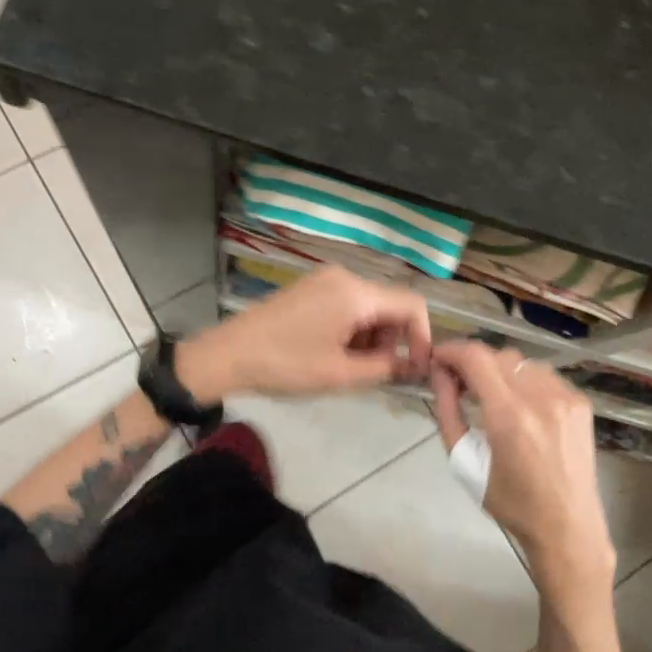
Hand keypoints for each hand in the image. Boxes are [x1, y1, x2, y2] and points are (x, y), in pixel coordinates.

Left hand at [175, 266, 432, 400]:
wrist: (228, 354)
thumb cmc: (286, 365)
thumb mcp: (341, 374)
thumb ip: (386, 369)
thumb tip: (419, 368)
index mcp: (355, 293)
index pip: (412, 305)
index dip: (423, 337)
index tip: (416, 368)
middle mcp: (344, 277)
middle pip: (390, 305)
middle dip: (392, 340)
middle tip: (372, 372)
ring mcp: (325, 279)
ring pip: (369, 307)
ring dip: (370, 338)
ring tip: (346, 365)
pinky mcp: (311, 288)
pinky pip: (348, 304)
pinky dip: (352, 329)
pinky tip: (331, 352)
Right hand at [429, 342, 614, 592]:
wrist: (567, 525)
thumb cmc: (511, 502)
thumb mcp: (465, 462)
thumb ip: (448, 412)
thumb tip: (439, 374)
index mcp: (509, 416)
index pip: (475, 358)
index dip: (451, 351)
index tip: (437, 359)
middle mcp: (541, 398)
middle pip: (497, 356)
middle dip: (472, 362)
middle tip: (457, 382)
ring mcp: (566, 398)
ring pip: (521, 362)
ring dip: (499, 370)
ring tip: (489, 394)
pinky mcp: (580, 403)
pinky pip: (544, 376)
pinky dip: (524, 381)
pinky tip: (519, 404)